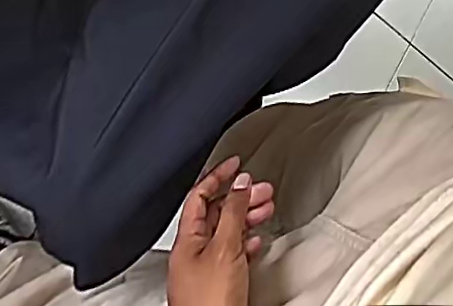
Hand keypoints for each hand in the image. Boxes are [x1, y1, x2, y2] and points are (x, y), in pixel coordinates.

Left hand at [167, 156, 275, 305]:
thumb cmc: (210, 302)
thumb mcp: (225, 246)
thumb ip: (234, 211)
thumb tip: (240, 183)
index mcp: (186, 242)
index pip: (198, 196)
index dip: (217, 175)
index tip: (236, 161)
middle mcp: (192, 253)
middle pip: (216, 212)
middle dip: (240, 196)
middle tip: (261, 188)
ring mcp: (204, 269)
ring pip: (227, 229)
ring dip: (247, 215)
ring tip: (266, 208)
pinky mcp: (218, 282)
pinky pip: (233, 249)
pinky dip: (247, 238)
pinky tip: (256, 239)